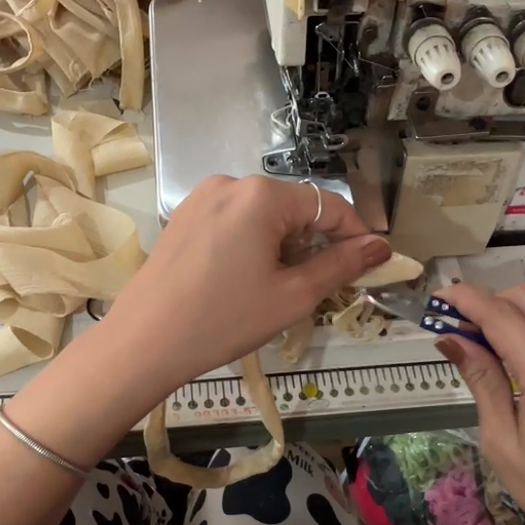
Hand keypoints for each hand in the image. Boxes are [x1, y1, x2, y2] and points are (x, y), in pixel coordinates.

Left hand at [101, 175, 391, 393]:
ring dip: (283, 245)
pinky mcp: (183, 217)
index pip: (328, 205)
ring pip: (262, 216)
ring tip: (277, 289)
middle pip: (293, 208)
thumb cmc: (224, 319)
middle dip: (314, 243)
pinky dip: (252, 244)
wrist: (144, 341)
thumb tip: (380, 246)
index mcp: (261, 195)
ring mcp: (201, 197)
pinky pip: (233, 222)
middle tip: (318, 288)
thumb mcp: (292, 295)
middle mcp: (230, 182)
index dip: (355, 234)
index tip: (372, 264)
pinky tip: (243, 281)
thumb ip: (341, 265)